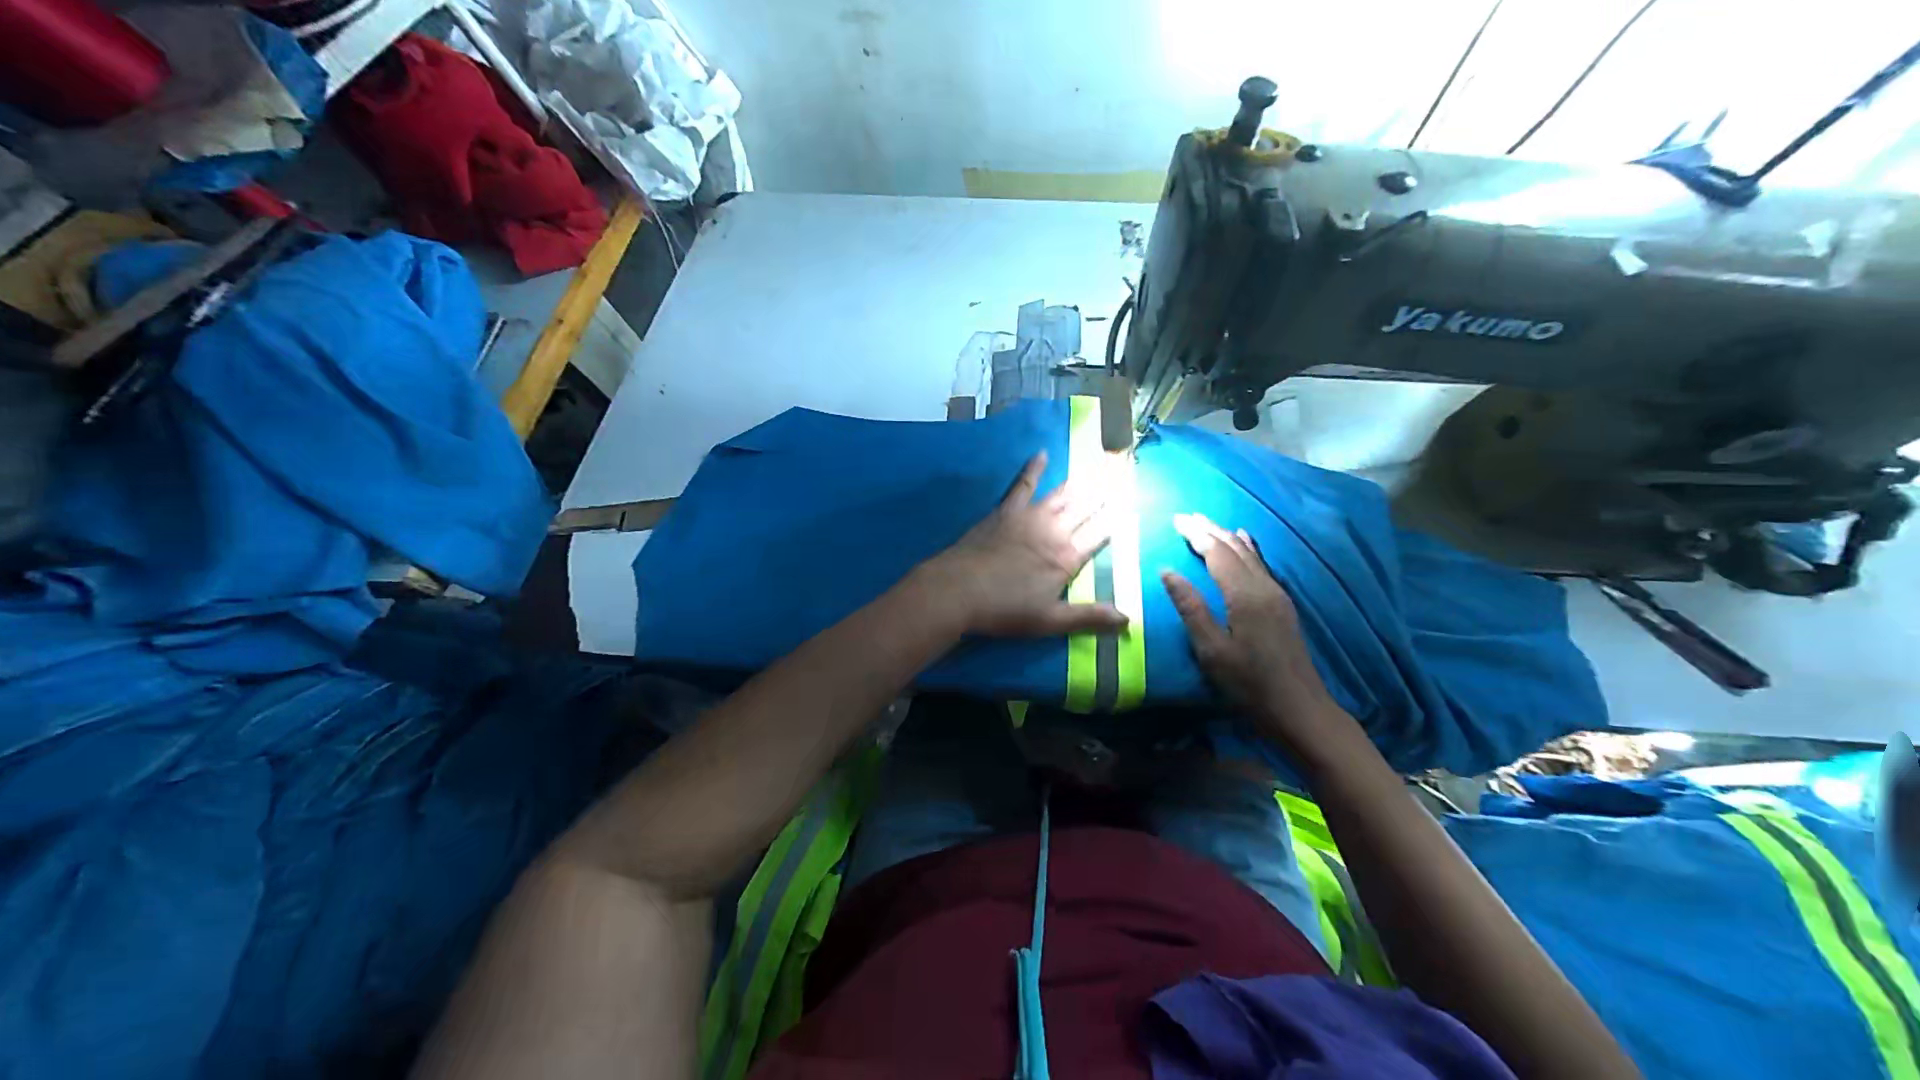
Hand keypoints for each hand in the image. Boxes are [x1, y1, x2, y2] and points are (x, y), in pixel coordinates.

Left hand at [912, 452, 1127, 637]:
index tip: (1132, 504)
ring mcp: (1029, 517)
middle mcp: (1053, 531)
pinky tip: (1041, 454)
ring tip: (1097, 468)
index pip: (1100, 535)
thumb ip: (1089, 618)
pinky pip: (1023, 484)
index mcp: (1066, 558)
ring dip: (1080, 483)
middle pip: (1085, 510)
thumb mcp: (1050, 621)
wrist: (958, 590)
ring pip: (1061, 495)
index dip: (1117, 519)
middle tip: (1122, 474)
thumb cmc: (1004, 609)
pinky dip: (1034, 468)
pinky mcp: (1005, 511)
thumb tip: (1128, 619)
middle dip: (1105, 494)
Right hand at [1161, 513, 1344, 733]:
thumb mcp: (1211, 650)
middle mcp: (1264, 587)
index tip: (1176, 520)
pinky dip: (1246, 549)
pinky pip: (1260, 565)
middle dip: (1210, 530)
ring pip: (1250, 555)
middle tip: (1186, 516)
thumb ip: (1191, 608)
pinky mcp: (1282, 605)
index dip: (1197, 535)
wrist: (1299, 708)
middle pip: (1235, 548)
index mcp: (1245, 595)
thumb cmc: (1249, 683)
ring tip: (1207, 524)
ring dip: (1227, 537)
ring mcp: (1277, 595)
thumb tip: (1167, 571)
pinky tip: (1244, 543)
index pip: (1218, 553)